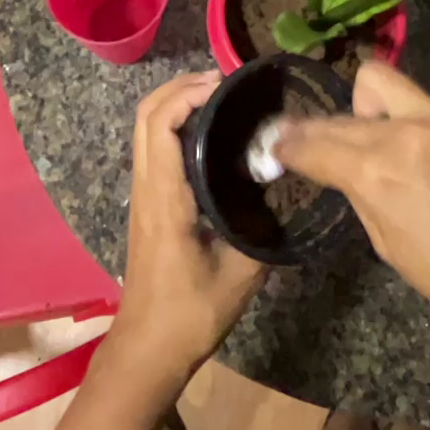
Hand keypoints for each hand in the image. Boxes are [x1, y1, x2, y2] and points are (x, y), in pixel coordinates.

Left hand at [110, 71, 267, 370]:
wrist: (147, 347)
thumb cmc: (188, 313)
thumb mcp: (238, 274)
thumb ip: (262, 230)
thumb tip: (286, 192)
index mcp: (164, 196)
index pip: (161, 125)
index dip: (187, 93)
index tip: (223, 85)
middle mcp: (146, 185)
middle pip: (146, 114)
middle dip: (179, 86)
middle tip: (223, 83)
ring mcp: (142, 191)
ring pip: (145, 127)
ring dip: (174, 101)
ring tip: (218, 97)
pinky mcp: (147, 200)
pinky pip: (152, 145)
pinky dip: (173, 122)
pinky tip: (207, 131)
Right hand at [274, 61, 429, 354]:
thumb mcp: (394, 249)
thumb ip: (363, 195)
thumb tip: (347, 173)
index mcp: (378, 169)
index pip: (311, 141)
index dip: (284, 144)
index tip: (273, 146)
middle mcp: (406, 128)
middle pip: (341, 109)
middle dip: (318, 127)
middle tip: (312, 143)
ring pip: (382, 82)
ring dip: (366, 106)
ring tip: (378, 137)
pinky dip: (418, 126)